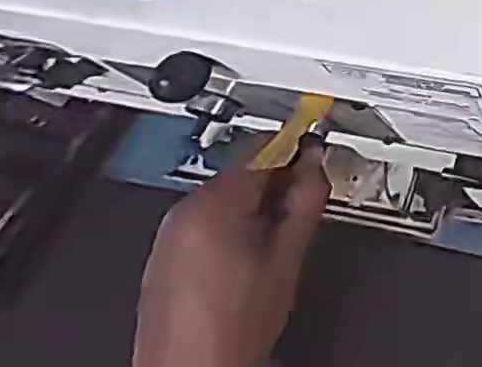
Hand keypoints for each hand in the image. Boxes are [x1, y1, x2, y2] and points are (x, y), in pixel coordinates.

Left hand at [133, 133, 330, 366]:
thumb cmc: (229, 331)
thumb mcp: (287, 257)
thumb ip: (307, 199)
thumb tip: (317, 164)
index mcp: (212, 205)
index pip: (263, 149)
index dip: (295, 150)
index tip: (313, 152)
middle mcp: (183, 213)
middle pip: (244, 173)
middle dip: (275, 185)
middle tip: (297, 206)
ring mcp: (169, 236)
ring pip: (227, 197)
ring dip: (254, 206)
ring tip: (270, 242)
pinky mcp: (164, 256)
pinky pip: (206, 220)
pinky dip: (230, 226)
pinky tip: (245, 259)